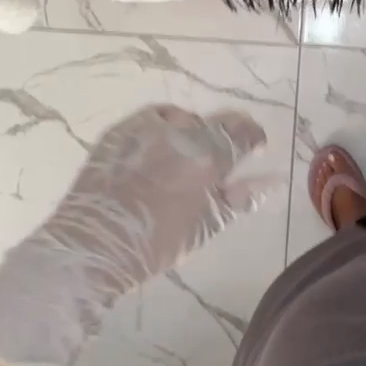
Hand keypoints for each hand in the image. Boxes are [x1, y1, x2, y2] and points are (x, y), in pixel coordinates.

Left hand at [0, 105, 271, 365]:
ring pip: (181, 118)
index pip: (243, 132)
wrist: (92, 247)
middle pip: (213, 121)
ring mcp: (145, 129)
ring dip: (191, 131)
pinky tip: (158, 148)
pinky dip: (161, 129)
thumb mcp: (206, 225)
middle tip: (221, 156)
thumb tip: (273, 180)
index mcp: (206, 156)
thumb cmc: (155, 245)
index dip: (254, 138)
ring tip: (187, 153)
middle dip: (225, 135)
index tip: (257, 148)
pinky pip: (150, 120)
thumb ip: (242, 198)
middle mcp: (179, 134)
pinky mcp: (118, 132)